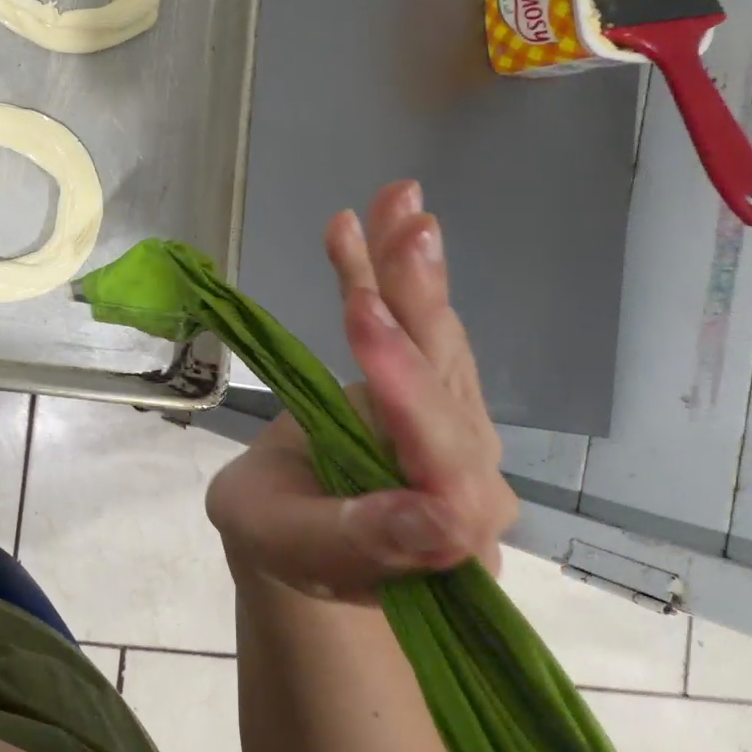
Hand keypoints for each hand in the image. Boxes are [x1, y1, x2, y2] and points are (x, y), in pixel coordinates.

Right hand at [205, 181, 518, 601]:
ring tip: (395, 202)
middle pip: (446, 375)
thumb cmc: (282, 550)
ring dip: (408, 269)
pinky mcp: (421, 394)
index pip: (434, 441)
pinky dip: (377, 278)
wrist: (299, 545)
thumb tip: (439, 516)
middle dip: (419, 296)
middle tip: (408, 226)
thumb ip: (356, 540)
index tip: (361, 313)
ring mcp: (449, 425)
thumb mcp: (296, 548)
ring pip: (433, 340)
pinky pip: (405, 331)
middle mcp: (468, 467)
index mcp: (446, 519)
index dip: (400, 378)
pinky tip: (353, 228)